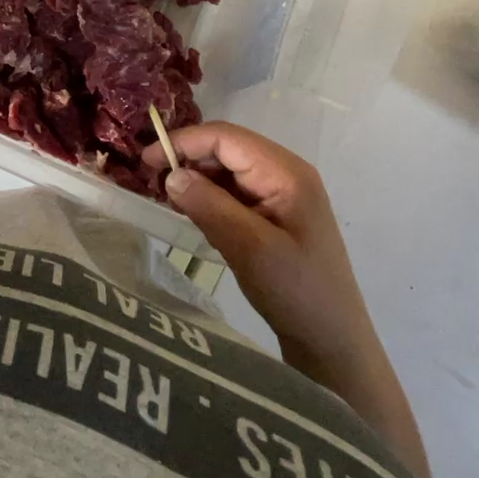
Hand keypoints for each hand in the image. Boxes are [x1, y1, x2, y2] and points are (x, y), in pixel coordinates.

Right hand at [144, 122, 373, 359]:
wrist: (331, 339)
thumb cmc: (297, 292)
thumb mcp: (250, 248)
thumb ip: (209, 206)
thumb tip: (171, 175)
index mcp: (286, 173)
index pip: (225, 137)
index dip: (183, 142)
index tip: (146, 162)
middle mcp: (285, 173)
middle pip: (226, 148)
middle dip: (188, 159)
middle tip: (153, 184)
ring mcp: (280, 193)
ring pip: (226, 169)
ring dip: (196, 179)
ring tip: (169, 201)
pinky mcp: (273, 213)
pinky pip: (232, 191)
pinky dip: (208, 197)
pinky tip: (194, 215)